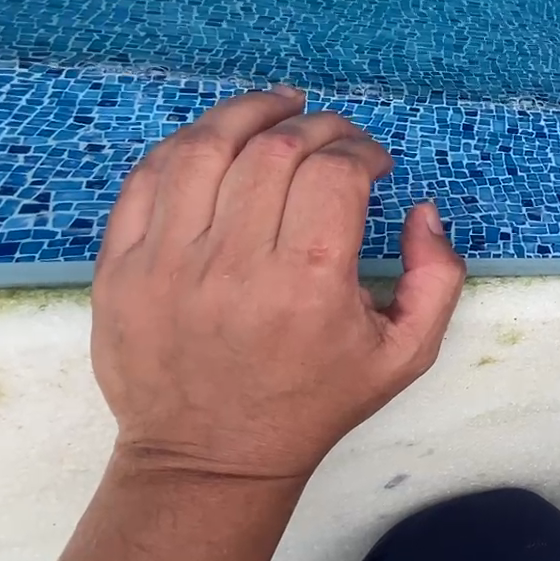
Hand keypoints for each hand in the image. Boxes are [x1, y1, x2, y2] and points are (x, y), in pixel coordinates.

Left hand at [90, 88, 466, 483]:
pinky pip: (148, 178)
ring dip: (251, 113)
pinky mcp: (119, 268)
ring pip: (204, 149)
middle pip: (275, 151)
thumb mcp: (411, 350)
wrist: (211, 455)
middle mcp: (236, 264)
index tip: (376, 163)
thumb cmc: (321, 399)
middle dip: (320, 126)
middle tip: (340, 136)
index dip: (363, 151)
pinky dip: (191, 144)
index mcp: (311, 282)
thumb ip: (439, 276)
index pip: (334, 173)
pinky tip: (224, 138)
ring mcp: (166, 263)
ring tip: (282, 106)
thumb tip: (422, 210)